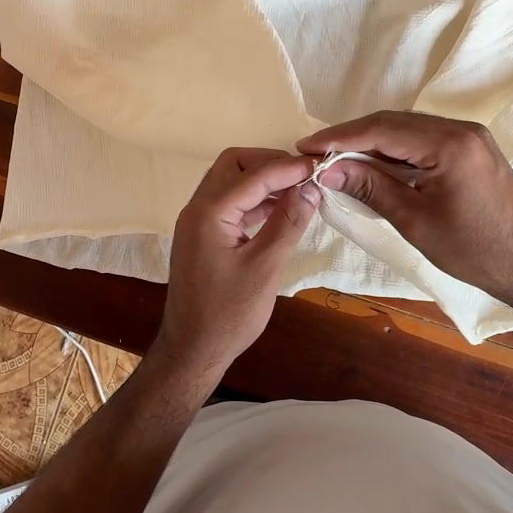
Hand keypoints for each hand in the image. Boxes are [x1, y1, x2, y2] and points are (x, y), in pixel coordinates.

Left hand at [156, 148, 319, 368]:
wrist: (193, 348)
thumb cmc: (229, 313)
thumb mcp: (265, 267)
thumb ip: (288, 223)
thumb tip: (309, 187)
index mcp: (208, 213)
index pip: (252, 175)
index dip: (287, 168)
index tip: (319, 167)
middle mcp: (197, 209)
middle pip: (233, 166)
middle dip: (269, 164)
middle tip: (303, 176)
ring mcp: (196, 223)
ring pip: (229, 183)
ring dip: (261, 181)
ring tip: (298, 191)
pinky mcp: (201, 237)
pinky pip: (228, 204)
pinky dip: (253, 201)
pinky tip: (280, 211)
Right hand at [298, 111, 512, 305]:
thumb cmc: (472, 249)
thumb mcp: (413, 220)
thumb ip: (370, 187)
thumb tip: (327, 169)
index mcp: (449, 144)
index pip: (382, 130)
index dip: (339, 137)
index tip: (305, 147)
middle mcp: (460, 129)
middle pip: (393, 123)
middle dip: (351, 137)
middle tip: (314, 152)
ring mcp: (468, 137)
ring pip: (406, 130)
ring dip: (370, 142)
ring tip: (334, 158)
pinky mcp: (470, 149)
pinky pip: (421, 140)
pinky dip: (392, 150)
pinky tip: (371, 163)